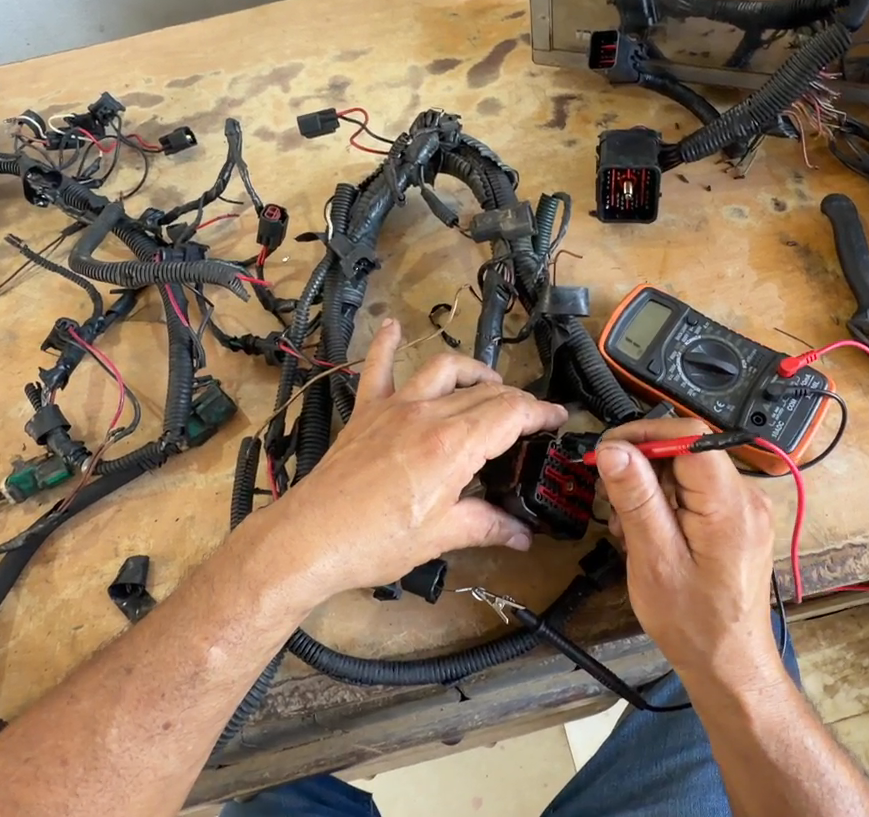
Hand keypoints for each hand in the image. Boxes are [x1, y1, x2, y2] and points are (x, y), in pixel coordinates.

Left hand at [254, 319, 567, 598]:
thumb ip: (487, 526)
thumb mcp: (441, 536)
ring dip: (472, 371)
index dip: (541, 412)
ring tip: (488, 382)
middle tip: (530, 417)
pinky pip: (377, 369)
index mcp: (453, 446)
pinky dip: (387, 345)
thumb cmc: (377, 542)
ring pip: (443, 369)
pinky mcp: (367, 412)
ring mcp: (395, 408)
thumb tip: (522, 534)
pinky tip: (394, 327)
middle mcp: (428, 415)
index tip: (557, 418)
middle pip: (484, 392)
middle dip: (515, 400)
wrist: (311, 538)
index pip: (511, 414)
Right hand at [593, 420, 781, 689]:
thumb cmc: (693, 623)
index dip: (644, 434)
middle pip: (685, 450)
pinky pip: (695, 491)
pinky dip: (665, 502)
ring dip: (649, 487)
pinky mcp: (736, 520)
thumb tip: (612, 449)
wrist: (730, 666)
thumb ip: (636, 500)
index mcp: (729, 504)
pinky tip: (648, 533)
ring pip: (686, 470)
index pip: (688, 436)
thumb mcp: (655, 560)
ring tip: (628, 527)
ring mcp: (743, 508)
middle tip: (612, 500)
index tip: (608, 454)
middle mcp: (745, 496)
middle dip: (642, 466)